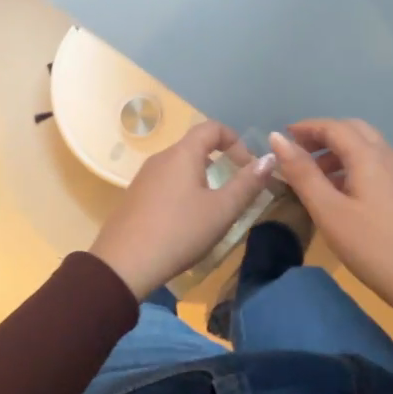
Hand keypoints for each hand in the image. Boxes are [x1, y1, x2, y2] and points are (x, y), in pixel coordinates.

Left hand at [90, 121, 272, 297]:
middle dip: (220, 162)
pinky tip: (186, 222)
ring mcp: (144, 177)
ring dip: (202, 179)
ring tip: (213, 209)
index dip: (235, 141)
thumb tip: (269, 159)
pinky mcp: (134, 197)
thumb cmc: (178, 232)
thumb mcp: (221, 211)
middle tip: (235, 190)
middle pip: (195, 146)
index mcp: (183, 154)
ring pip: (180, 167)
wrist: (122, 266)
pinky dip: (183, 191)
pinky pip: (166, 183)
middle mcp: (161, 158)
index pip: (212, 128)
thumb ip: (247, 184)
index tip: (247, 167)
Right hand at [271, 119, 392, 334]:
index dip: (306, 127)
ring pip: (366, 147)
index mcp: (368, 155)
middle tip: (297, 153)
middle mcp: (387, 156)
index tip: (282, 137)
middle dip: (323, 135)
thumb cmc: (372, 245)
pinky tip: (340, 193)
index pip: (334, 126)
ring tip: (313, 176)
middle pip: (353, 130)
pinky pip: (375, 164)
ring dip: (338, 151)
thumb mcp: (329, 211)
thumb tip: (277, 138)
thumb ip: (303, 173)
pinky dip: (352, 165)